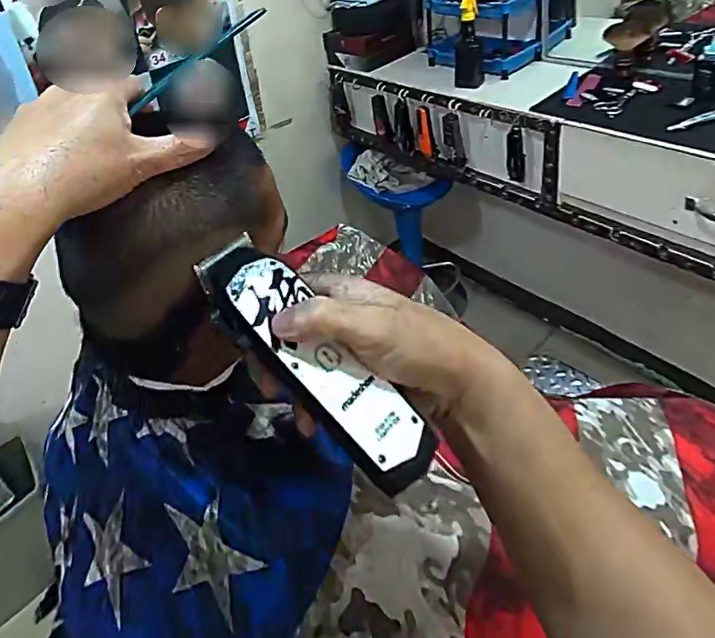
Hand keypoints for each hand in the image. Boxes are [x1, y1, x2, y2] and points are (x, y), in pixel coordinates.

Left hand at [0, 78, 213, 279]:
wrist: (13, 201)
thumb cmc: (79, 176)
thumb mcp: (140, 164)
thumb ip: (180, 147)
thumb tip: (211, 136)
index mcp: (103, 88)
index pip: (140, 84)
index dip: (151, 107)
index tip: (150, 130)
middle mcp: (69, 86)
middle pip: (107, 92)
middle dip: (118, 113)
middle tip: (121, 148)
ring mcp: (37, 103)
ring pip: (75, 104)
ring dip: (86, 121)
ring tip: (89, 159)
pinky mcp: (15, 124)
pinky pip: (46, 121)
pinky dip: (56, 135)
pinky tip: (59, 164)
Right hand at [269, 273, 517, 423]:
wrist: (460, 385)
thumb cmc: (416, 344)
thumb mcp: (369, 326)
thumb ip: (323, 318)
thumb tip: (275, 320)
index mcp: (346, 293)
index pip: (297, 291)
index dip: (271, 309)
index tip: (253, 338)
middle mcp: (345, 318)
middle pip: (297, 333)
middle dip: (281, 360)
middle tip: (270, 385)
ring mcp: (353, 350)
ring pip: (310, 365)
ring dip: (298, 389)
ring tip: (299, 414)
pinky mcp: (361, 380)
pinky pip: (329, 389)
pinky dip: (318, 405)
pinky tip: (315, 424)